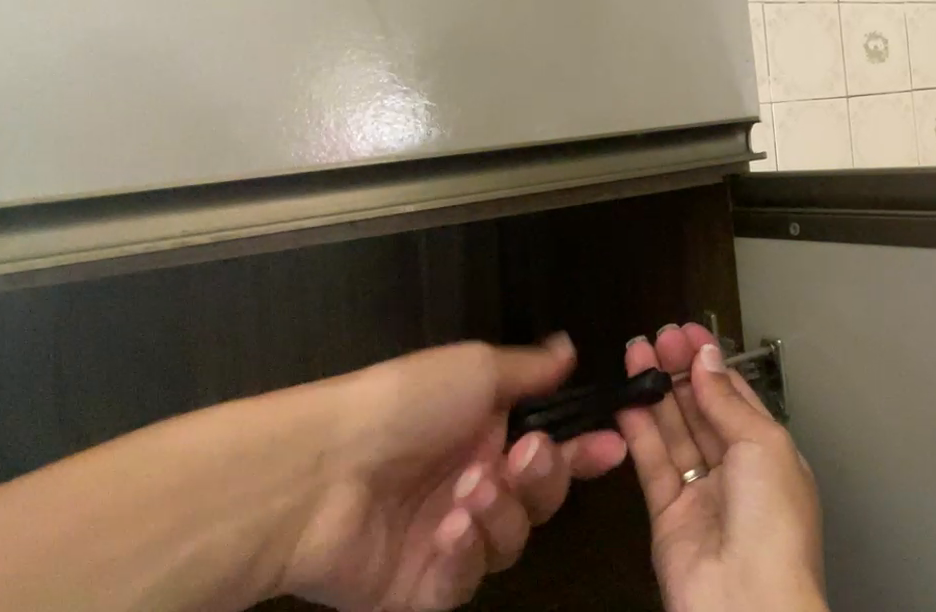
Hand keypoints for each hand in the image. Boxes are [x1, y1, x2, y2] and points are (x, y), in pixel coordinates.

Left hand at [278, 336, 627, 610]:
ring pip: (512, 539)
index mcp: (488, 432)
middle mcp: (475, 481)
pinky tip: (444, 535)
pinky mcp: (424, 587)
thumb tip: (569, 347)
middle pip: (542, 495)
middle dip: (543, 477)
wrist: (321, 473)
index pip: (553, 444)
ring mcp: (450, 537)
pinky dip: (463, 556)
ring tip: (466, 496)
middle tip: (522, 459)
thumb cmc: (406, 407)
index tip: (614, 446)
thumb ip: (531, 369)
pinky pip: (468, 580)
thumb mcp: (475, 368)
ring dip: (499, 514)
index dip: (585, 448)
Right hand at [617, 324, 826, 611]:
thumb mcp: (762, 445)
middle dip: (680, 371)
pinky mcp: (667, 515)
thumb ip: (726, 400)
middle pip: (702, 410)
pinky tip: (625, 399)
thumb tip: (706, 356)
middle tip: (658, 336)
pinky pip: (652, 464)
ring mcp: (701, 493)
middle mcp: (736, 471)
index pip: (736, 396)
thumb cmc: (774, 521)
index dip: (711, 363)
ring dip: (655, 392)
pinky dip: (638, 430)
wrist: (747, 604)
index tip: (688, 332)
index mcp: (770, 454)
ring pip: (674, 432)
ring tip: (635, 352)